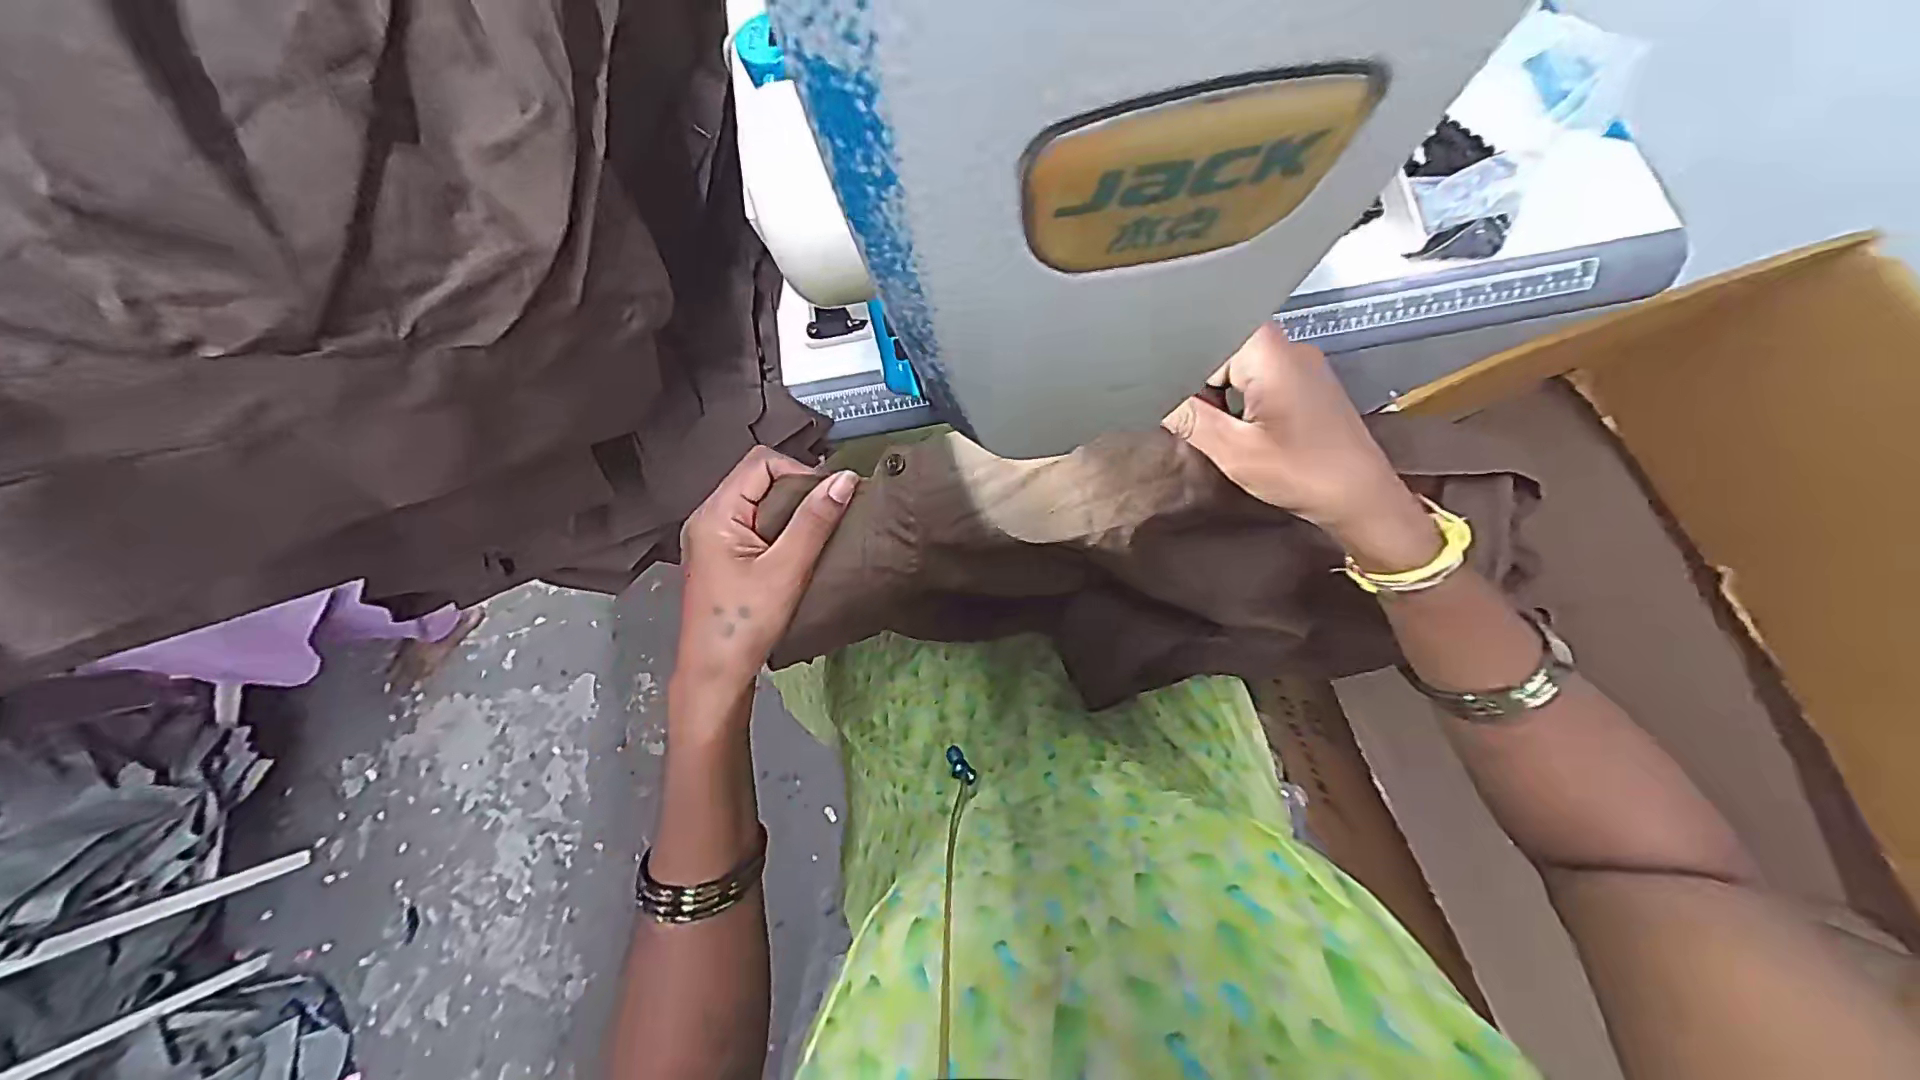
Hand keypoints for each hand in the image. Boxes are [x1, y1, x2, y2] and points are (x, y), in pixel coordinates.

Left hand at [674, 447, 857, 718]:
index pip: (761, 462)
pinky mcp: (722, 555)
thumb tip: (844, 479)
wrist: (714, 676)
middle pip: (759, 477)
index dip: (800, 471)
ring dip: (792, 510)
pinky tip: (800, 548)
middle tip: (828, 515)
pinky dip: (781, 527)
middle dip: (798, 489)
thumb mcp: (786, 569)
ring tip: (818, 532)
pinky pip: (755, 522)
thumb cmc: (745, 625)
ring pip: (759, 500)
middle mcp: (708, 517)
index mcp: (715, 513)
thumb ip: (815, 520)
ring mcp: (712, 537)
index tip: (829, 499)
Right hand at [1161, 323, 1439, 571]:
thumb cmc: (1305, 472)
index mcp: (1270, 353)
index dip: (1185, 368)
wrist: (1361, 498)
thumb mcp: (1234, 451)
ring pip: (1238, 367)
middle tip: (1201, 422)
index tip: (1177, 400)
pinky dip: (1242, 404)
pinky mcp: (1305, 386)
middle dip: (1201, 384)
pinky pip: (1259, 381)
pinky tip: (1246, 433)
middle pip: (1222, 350)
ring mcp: (1300, 366)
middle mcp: (1289, 348)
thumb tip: (1157, 400)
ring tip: (1229, 432)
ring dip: (1222, 397)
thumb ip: (1190, 419)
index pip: (1207, 337)